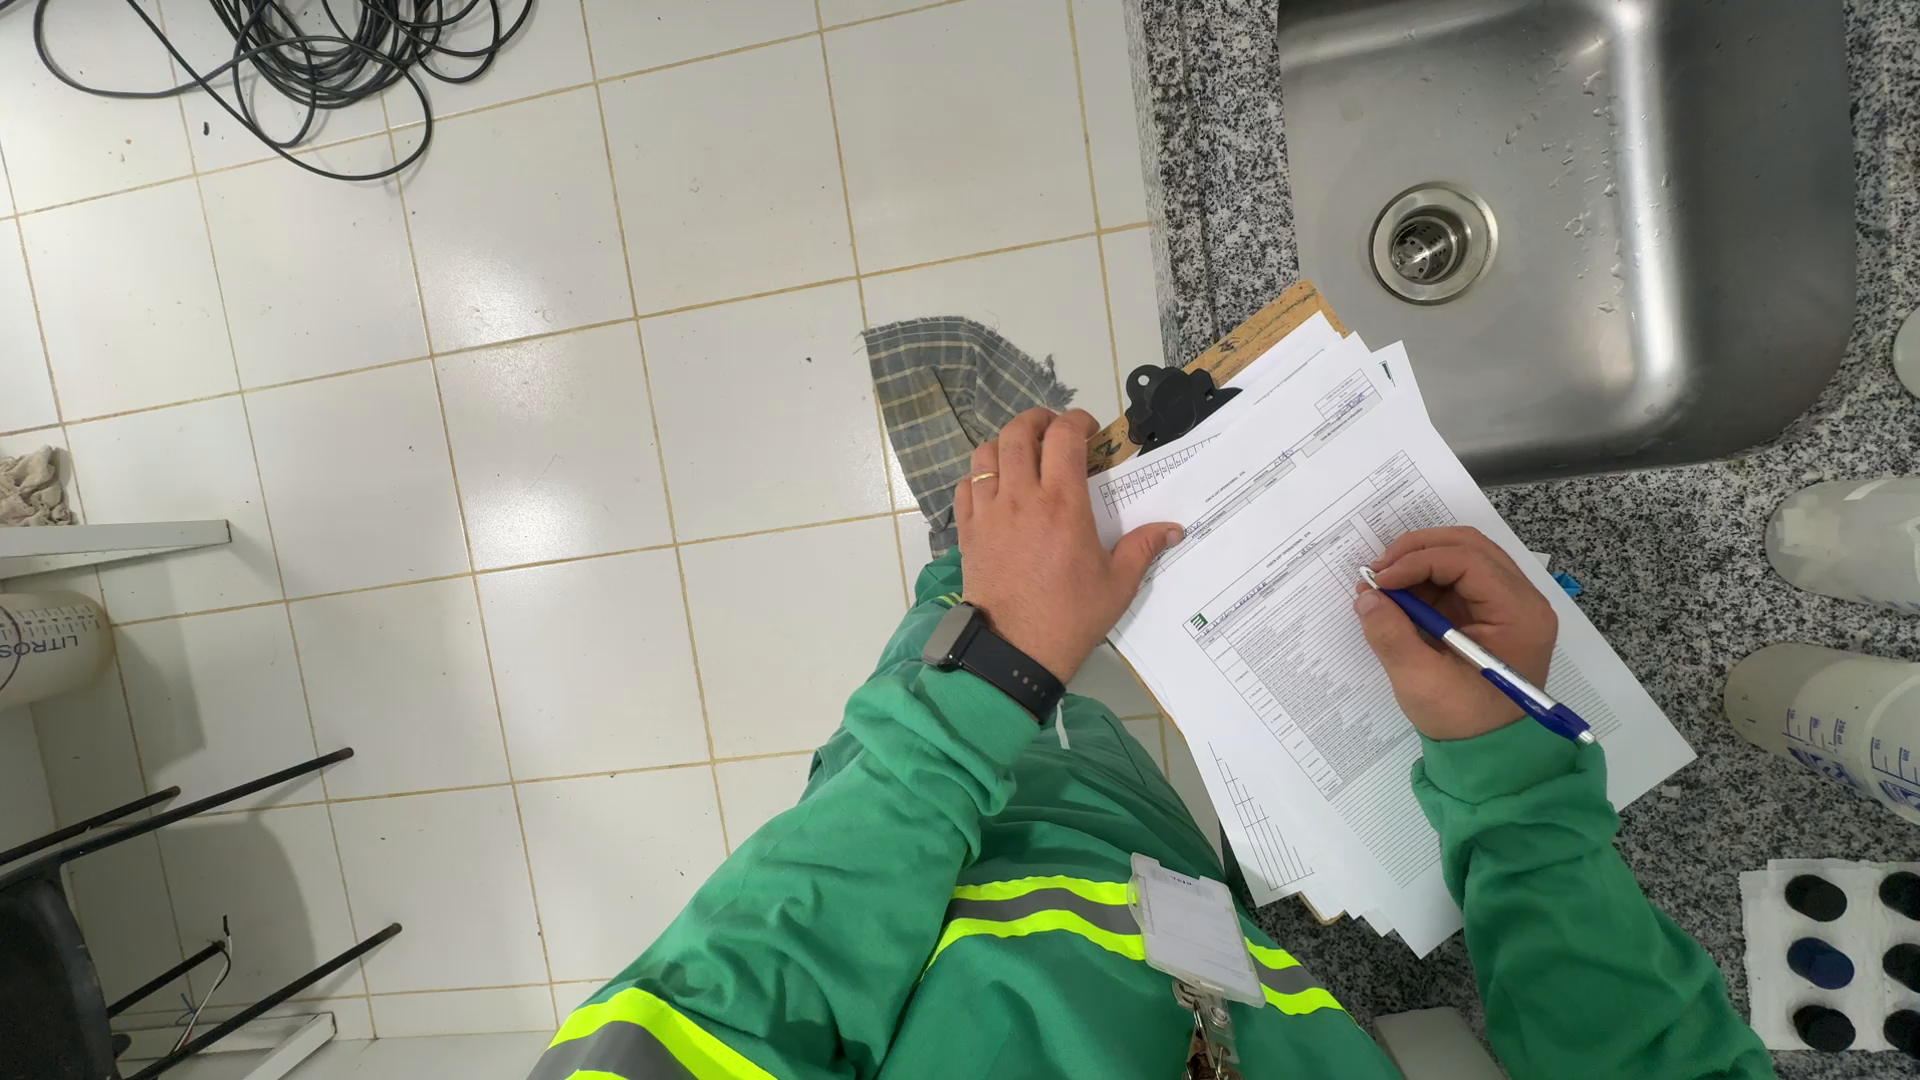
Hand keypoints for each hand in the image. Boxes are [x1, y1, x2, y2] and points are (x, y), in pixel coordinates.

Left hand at [953, 408, 1182, 681]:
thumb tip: (1173, 529)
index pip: (1064, 437)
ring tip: (1022, 454)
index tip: (1088, 429)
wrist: (1014, 650)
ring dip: (1005, 444)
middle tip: (1053, 430)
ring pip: (985, 454)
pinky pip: (965, 487)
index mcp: (1062, 504)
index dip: (1076, 420)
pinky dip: (979, 476)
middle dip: (1038, 420)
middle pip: (1018, 433)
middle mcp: (1021, 498)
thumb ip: (1143, 548)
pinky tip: (995, 488)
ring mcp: (988, 513)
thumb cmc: (1070, 616)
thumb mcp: (1117, 584)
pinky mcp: (967, 531)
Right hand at [1352, 526, 1558, 740]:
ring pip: (1459, 555)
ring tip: (1380, 583)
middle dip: (1416, 549)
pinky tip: (1393, 595)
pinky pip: (1451, 578)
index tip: (1378, 581)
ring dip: (1415, 561)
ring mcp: (1503, 605)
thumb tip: (1366, 596)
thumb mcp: (1421, 681)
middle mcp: (1519, 600)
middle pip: (1468, 546)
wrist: (1488, 752)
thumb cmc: (1462, 719)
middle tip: (1377, 569)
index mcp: (1518, 614)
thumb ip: (1391, 635)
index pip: (1466, 561)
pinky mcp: (1484, 613)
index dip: (1416, 562)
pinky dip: (1418, 578)